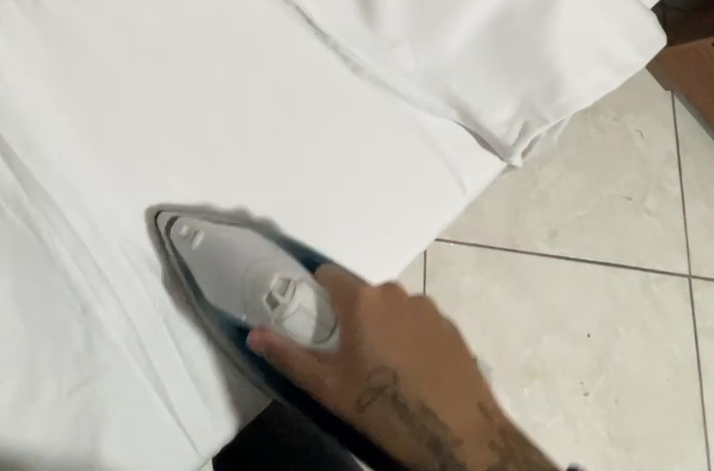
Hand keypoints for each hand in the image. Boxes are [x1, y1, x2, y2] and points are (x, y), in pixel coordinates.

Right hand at [247, 266, 556, 470]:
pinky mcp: (452, 327)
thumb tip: (252, 333)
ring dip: (384, 326)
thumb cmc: (385, 409)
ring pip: (392, 308)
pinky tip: (414, 372)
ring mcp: (427, 307)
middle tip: (350, 356)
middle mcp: (394, 292)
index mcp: (361, 300)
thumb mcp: (329, 388)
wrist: (461, 438)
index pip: (328, 275)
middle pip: (362, 294)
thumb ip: (288, 356)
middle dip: (352, 316)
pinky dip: (412, 338)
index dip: (317, 294)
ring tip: (385, 368)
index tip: (315, 322)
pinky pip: (420, 322)